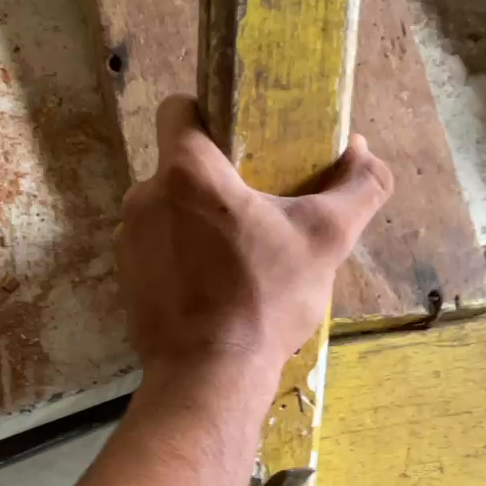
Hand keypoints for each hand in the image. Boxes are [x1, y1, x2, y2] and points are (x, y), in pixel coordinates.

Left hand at [113, 95, 391, 383]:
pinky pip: (153, 247)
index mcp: (185, 173)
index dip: (206, 114)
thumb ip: (358, 185)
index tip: (238, 139)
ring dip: (194, 219)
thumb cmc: (265, 301)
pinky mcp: (123, 278)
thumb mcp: (327, 239)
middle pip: (176, 165)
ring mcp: (126, 241)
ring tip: (234, 250)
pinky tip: (209, 281)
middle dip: (211, 178)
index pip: (178, 110)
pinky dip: (177, 254)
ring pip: (164, 209)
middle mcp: (143, 198)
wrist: (208, 376)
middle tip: (251, 204)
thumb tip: (362, 150)